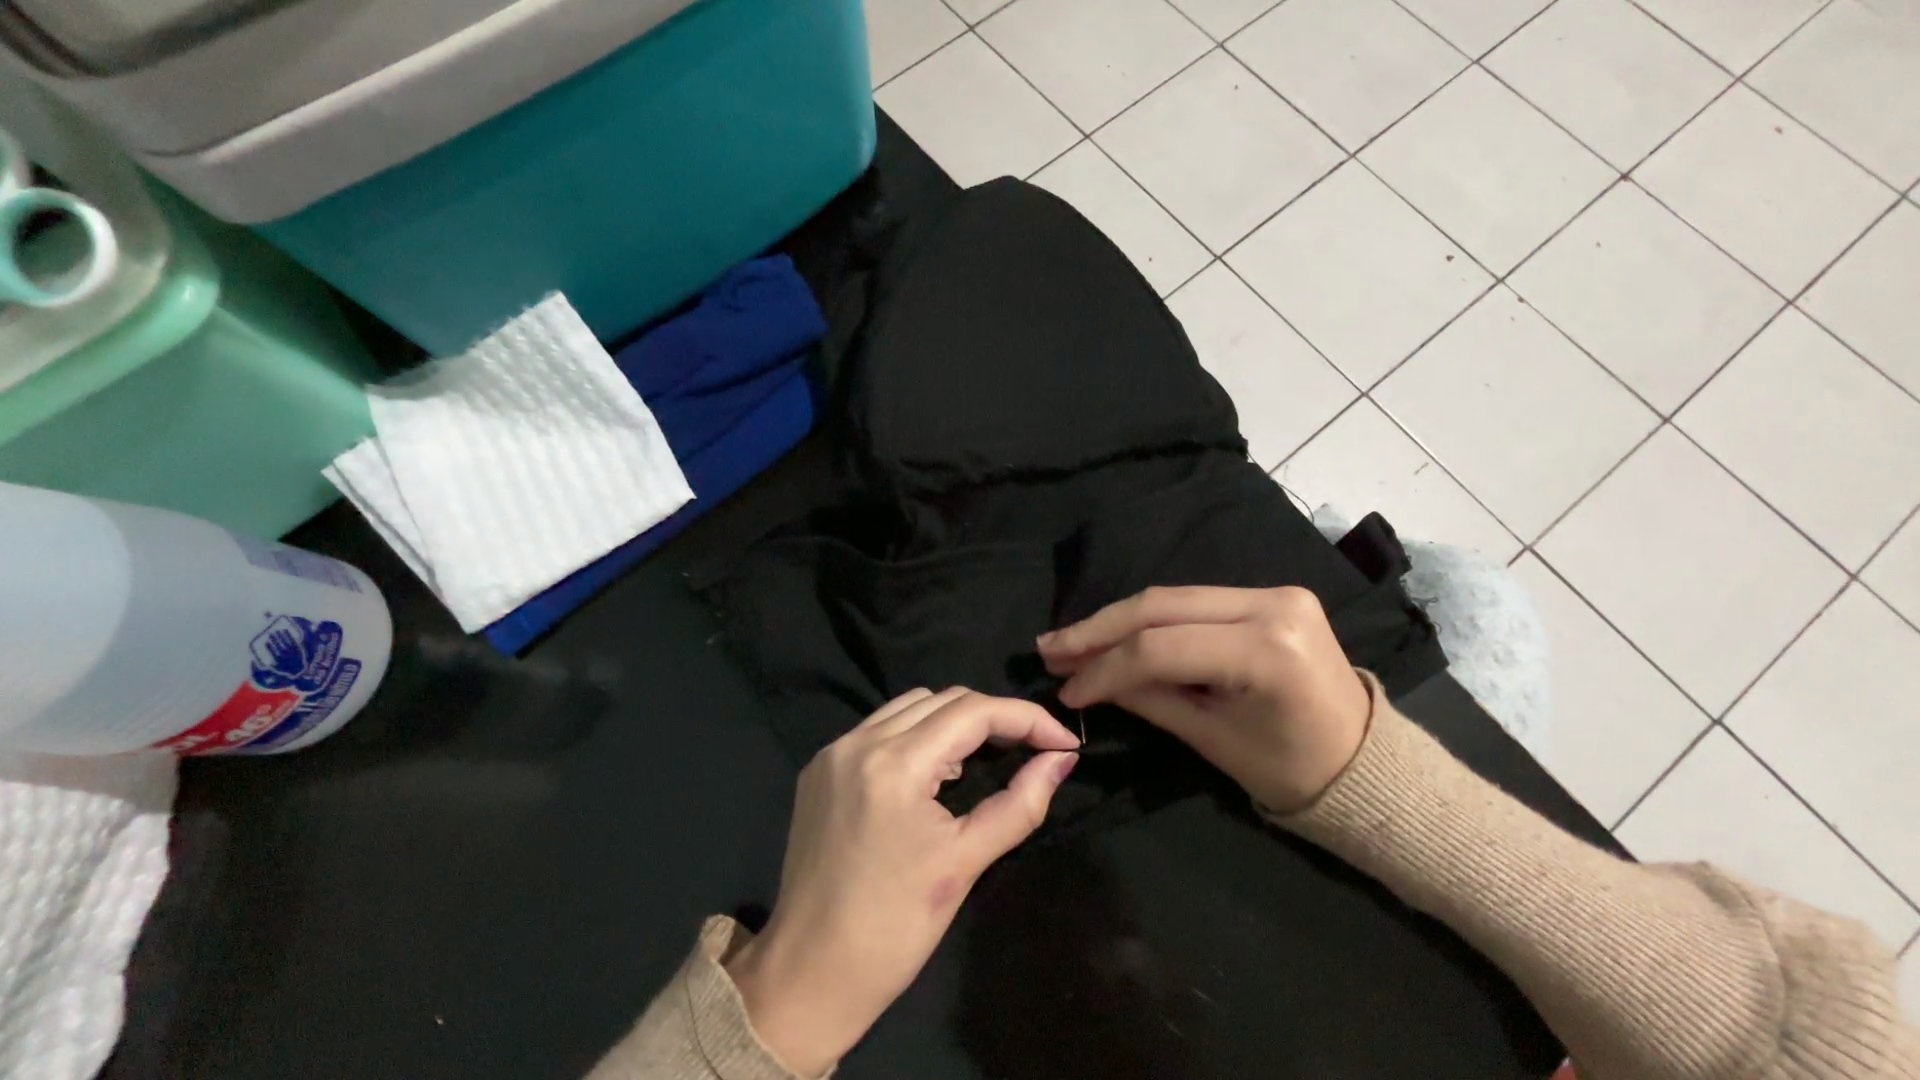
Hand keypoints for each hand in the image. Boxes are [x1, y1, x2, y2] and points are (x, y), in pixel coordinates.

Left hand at [727, 688, 1080, 1075]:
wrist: (811, 972)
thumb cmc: (895, 928)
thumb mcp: (966, 863)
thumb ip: (1020, 804)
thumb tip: (1061, 760)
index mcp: (894, 764)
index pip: (974, 712)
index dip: (1027, 718)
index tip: (1064, 743)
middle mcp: (858, 742)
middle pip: (943, 700)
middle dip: (995, 717)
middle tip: (1033, 750)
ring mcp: (832, 753)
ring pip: (909, 707)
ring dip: (954, 722)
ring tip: (986, 760)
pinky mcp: (819, 770)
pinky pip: (879, 730)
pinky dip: (916, 737)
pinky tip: (933, 774)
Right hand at [1037, 586, 1370, 813]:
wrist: (1364, 763)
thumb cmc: (1291, 768)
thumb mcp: (1212, 738)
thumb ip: (1147, 698)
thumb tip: (1083, 680)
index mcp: (1267, 649)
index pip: (1161, 647)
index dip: (1104, 667)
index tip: (1064, 688)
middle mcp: (1273, 605)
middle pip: (1162, 606)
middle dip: (1099, 630)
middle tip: (1049, 649)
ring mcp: (1276, 592)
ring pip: (1173, 597)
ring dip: (1118, 620)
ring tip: (1070, 642)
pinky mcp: (1272, 594)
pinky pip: (1195, 602)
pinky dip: (1151, 620)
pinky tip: (1115, 633)